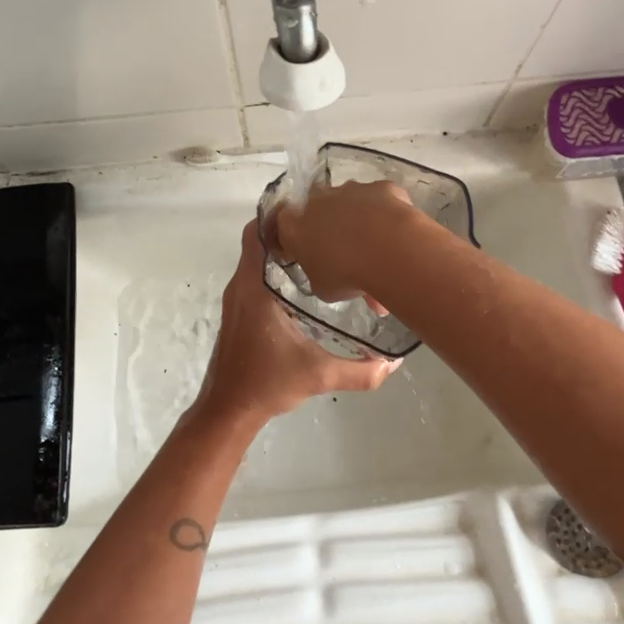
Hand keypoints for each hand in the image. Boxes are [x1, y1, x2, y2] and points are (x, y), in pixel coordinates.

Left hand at [195, 220, 397, 425]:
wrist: (228, 411)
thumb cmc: (266, 385)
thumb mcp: (318, 375)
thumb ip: (359, 371)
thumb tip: (394, 363)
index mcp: (254, 288)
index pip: (255, 233)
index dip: (278, 217)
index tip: (310, 213)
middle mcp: (242, 286)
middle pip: (259, 241)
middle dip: (290, 233)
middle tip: (327, 232)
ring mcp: (238, 298)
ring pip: (257, 259)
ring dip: (283, 252)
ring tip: (323, 252)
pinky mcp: (239, 311)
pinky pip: (256, 276)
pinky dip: (276, 270)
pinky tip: (306, 283)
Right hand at [269, 180, 426, 302]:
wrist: (389, 251)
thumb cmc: (347, 274)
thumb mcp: (323, 288)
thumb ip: (317, 273)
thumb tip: (325, 271)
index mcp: (295, 227)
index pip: (283, 222)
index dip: (295, 234)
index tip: (305, 248)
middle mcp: (319, 201)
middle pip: (317, 206)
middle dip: (327, 221)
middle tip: (342, 246)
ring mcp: (351, 190)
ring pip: (350, 200)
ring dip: (358, 216)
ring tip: (376, 244)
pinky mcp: (381, 186)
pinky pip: (381, 199)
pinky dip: (386, 212)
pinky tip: (397, 233)